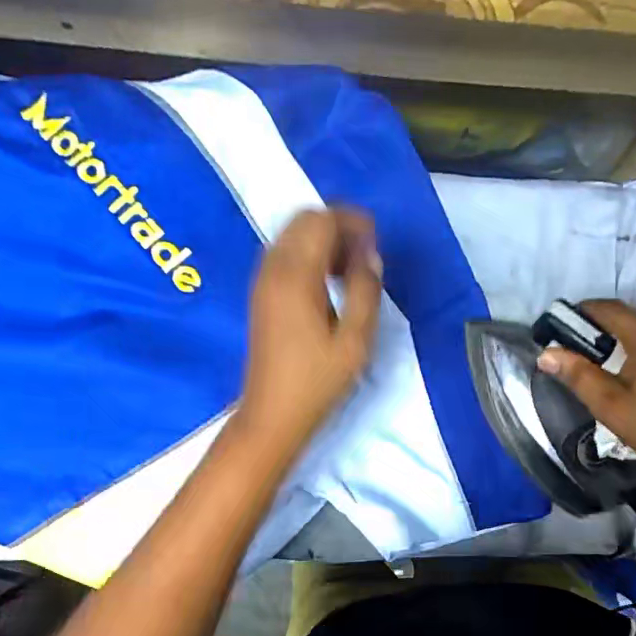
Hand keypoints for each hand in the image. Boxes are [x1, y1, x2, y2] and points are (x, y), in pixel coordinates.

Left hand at [232, 207, 380, 455]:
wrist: (271, 415)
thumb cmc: (316, 383)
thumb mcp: (354, 342)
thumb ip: (366, 292)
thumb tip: (369, 256)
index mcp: (295, 276)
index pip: (322, 220)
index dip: (353, 222)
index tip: (375, 246)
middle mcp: (272, 269)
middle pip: (304, 220)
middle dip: (337, 228)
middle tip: (363, 259)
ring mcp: (262, 282)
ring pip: (292, 236)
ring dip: (322, 242)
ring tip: (349, 274)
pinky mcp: (260, 296)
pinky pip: (284, 256)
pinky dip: (308, 257)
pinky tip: (327, 287)